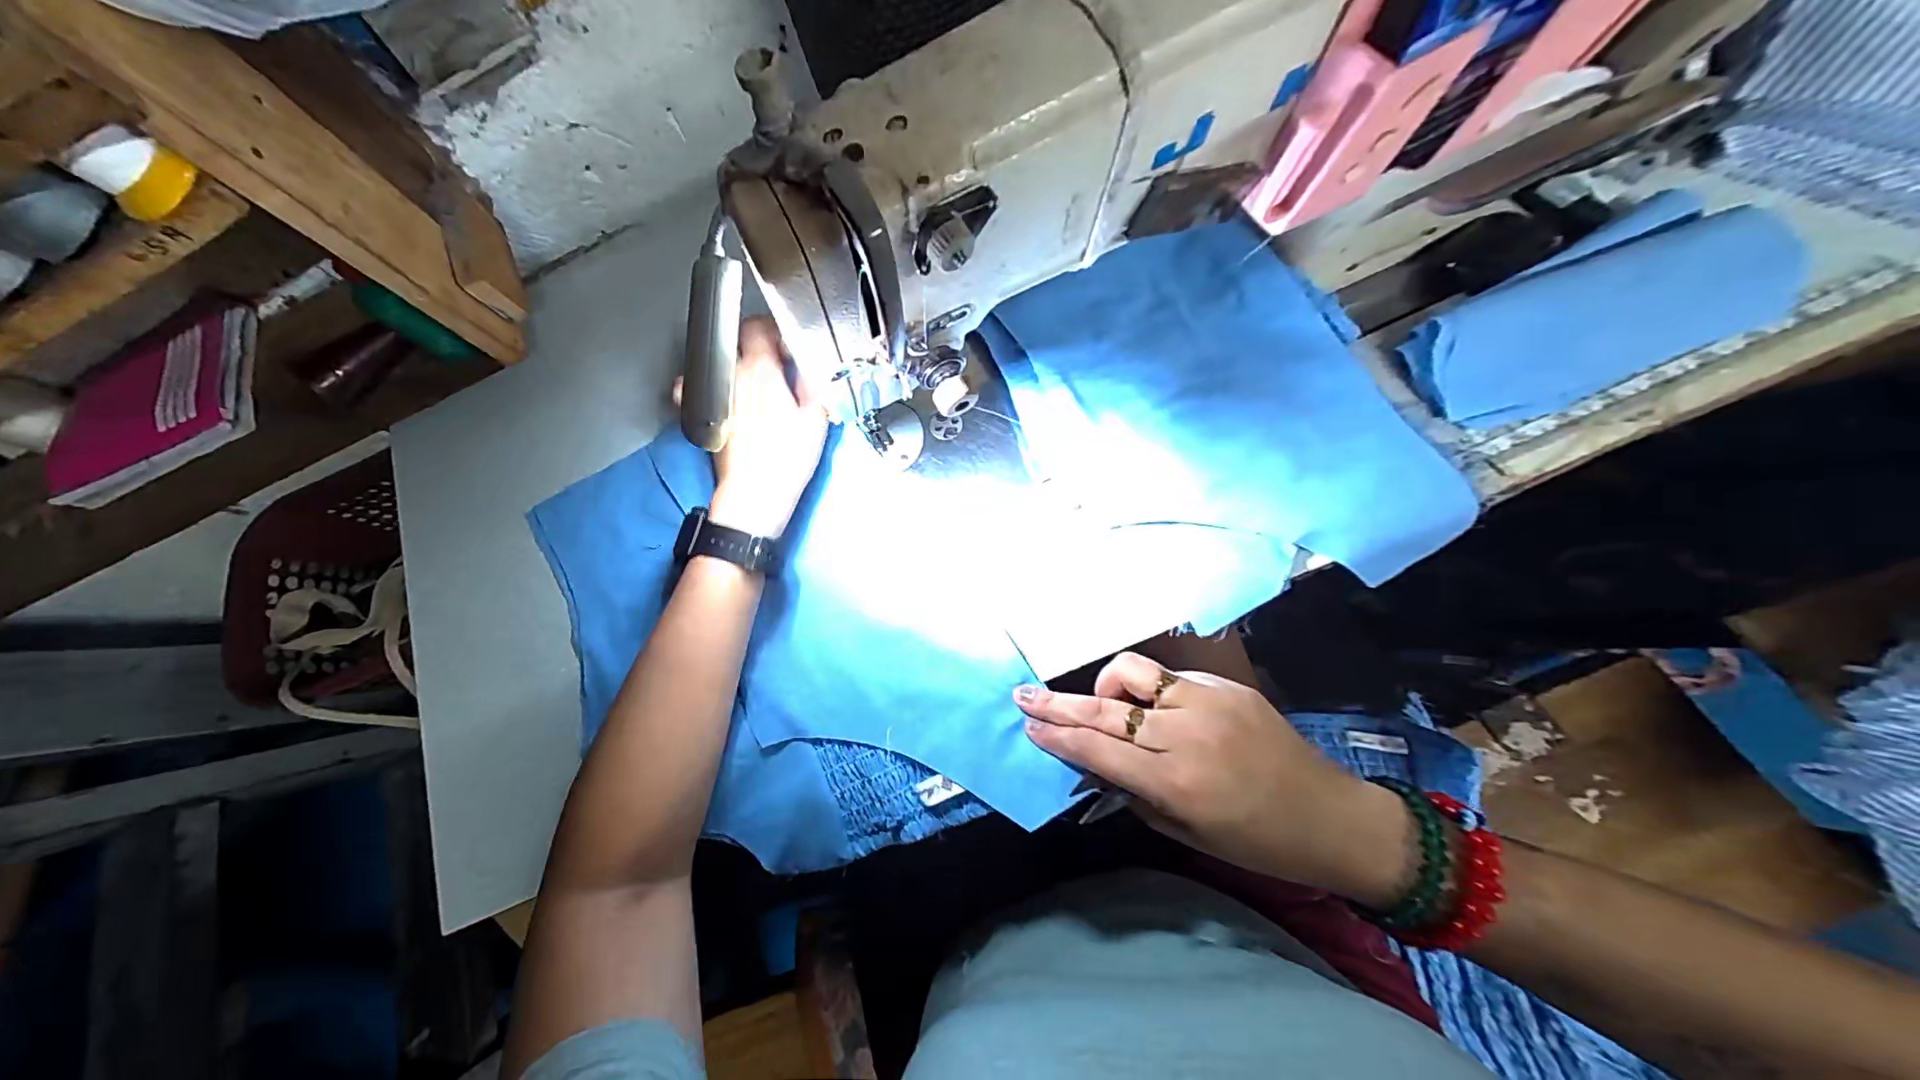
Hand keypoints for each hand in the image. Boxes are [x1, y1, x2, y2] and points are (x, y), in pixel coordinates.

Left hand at [683, 316, 827, 537]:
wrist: (756, 491)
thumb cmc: (787, 458)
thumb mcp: (816, 417)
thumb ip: (811, 383)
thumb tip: (807, 368)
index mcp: (760, 370)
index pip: (757, 326)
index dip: (773, 328)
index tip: (785, 340)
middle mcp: (732, 378)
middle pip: (737, 341)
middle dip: (757, 344)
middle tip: (777, 360)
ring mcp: (715, 396)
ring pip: (718, 364)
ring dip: (735, 363)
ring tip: (753, 377)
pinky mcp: (707, 416)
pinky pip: (696, 389)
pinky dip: (707, 385)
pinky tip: (722, 394)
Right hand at [1015, 652, 1416, 906]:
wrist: (1332, 816)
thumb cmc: (1258, 842)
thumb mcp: (1187, 832)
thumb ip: (1136, 795)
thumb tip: (1098, 765)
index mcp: (1174, 783)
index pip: (1097, 751)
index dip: (1057, 736)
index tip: (1029, 726)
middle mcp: (1185, 735)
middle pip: (1104, 708)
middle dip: (1057, 703)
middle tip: (1024, 695)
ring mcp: (1207, 702)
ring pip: (1132, 672)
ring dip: (1105, 685)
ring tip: (1102, 702)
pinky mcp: (1227, 686)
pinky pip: (1170, 676)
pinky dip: (1150, 689)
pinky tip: (1155, 708)